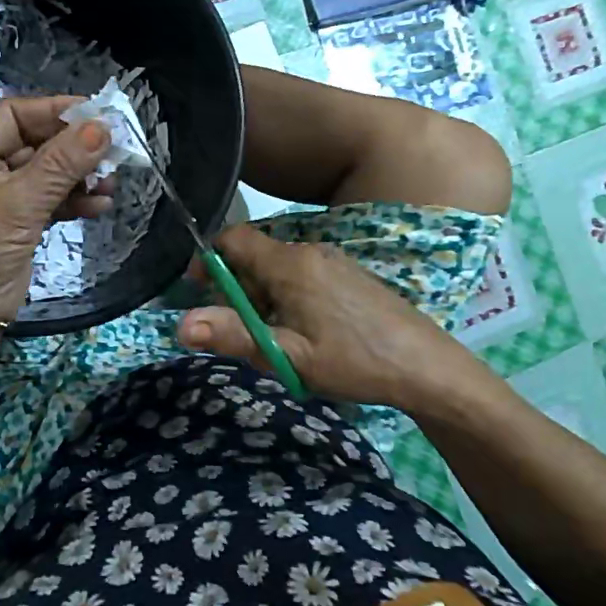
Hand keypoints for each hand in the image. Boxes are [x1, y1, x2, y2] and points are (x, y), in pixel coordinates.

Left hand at [0, 96, 112, 324]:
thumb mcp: (21, 201)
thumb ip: (63, 162)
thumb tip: (103, 127)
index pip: (12, 114)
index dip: (57, 112)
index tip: (100, 114)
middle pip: (32, 141)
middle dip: (73, 149)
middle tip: (114, 149)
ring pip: (44, 171)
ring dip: (78, 176)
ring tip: (110, 183)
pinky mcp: (11, 217)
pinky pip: (46, 196)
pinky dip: (71, 199)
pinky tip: (99, 204)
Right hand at [175, 226, 484, 411]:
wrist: (425, 366)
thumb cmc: (354, 361)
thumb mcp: (289, 356)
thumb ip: (235, 336)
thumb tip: (180, 324)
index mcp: (291, 264)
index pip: (233, 239)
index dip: (208, 260)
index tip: (195, 292)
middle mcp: (310, 252)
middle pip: (254, 256)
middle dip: (235, 289)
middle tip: (238, 331)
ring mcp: (333, 262)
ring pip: (278, 269)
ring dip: (262, 298)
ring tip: (273, 340)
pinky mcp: (348, 276)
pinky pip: (302, 276)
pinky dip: (287, 298)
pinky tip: (303, 334)